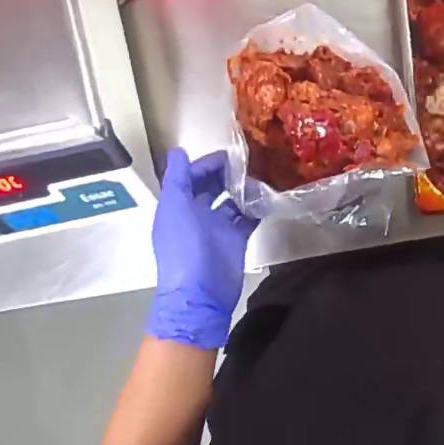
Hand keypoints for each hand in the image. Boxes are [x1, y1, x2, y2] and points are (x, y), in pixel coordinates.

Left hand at [147, 149, 257, 349]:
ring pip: (231, 201)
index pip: (191, 177)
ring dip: (243, 190)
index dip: (207, 164)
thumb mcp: (175, 208)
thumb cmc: (184, 249)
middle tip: (249, 163)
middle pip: (212, 187)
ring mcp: (217, 228)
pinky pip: (246, 219)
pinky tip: (267, 197)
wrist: (200, 294)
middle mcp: (197, 214)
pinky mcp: (236, 240)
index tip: (229, 156)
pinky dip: (255, 209)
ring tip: (262, 177)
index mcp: (178, 205)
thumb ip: (177, 179)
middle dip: (227, 174)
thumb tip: (179, 151)